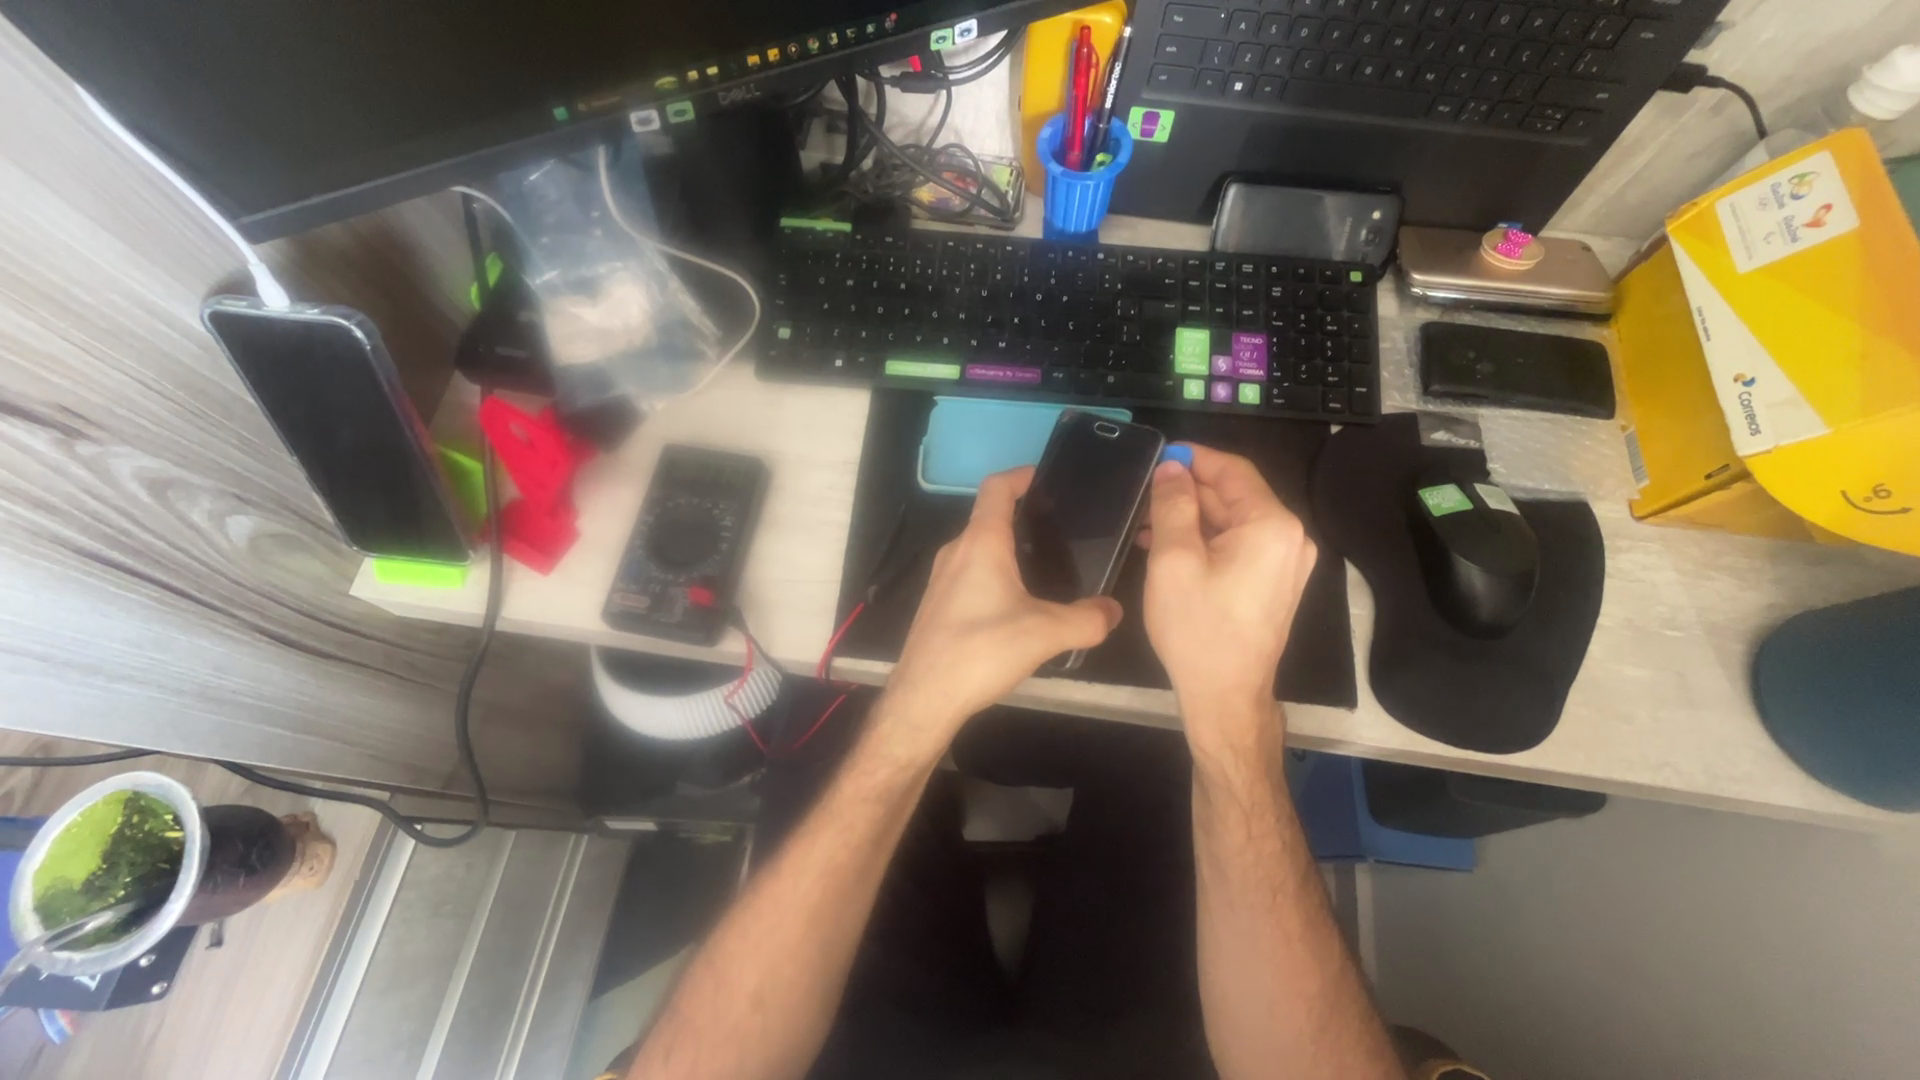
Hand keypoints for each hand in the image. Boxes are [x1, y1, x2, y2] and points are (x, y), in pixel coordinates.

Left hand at [882, 467, 1121, 756]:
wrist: (924, 698)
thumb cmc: (982, 652)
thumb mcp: (1046, 634)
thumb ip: (1087, 619)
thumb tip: (1113, 610)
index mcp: (981, 543)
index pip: (997, 488)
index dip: (1021, 475)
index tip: (1044, 477)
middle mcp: (956, 552)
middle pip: (988, 518)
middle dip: (1022, 516)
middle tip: (1060, 530)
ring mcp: (941, 580)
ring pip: (978, 550)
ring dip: (1007, 549)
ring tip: (1044, 568)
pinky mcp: (937, 606)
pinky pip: (969, 576)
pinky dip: (993, 575)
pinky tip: (1016, 607)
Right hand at [1140, 445, 1317, 749]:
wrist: (1225, 695)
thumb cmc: (1197, 628)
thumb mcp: (1173, 559)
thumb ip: (1173, 505)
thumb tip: (1172, 467)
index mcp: (1272, 525)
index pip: (1233, 470)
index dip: (1194, 458)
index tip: (1158, 456)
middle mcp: (1290, 537)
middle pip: (1235, 496)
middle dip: (1188, 491)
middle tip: (1144, 495)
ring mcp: (1286, 563)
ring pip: (1233, 522)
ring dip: (1192, 518)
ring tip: (1147, 524)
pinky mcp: (1275, 583)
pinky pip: (1239, 546)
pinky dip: (1206, 540)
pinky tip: (1169, 547)